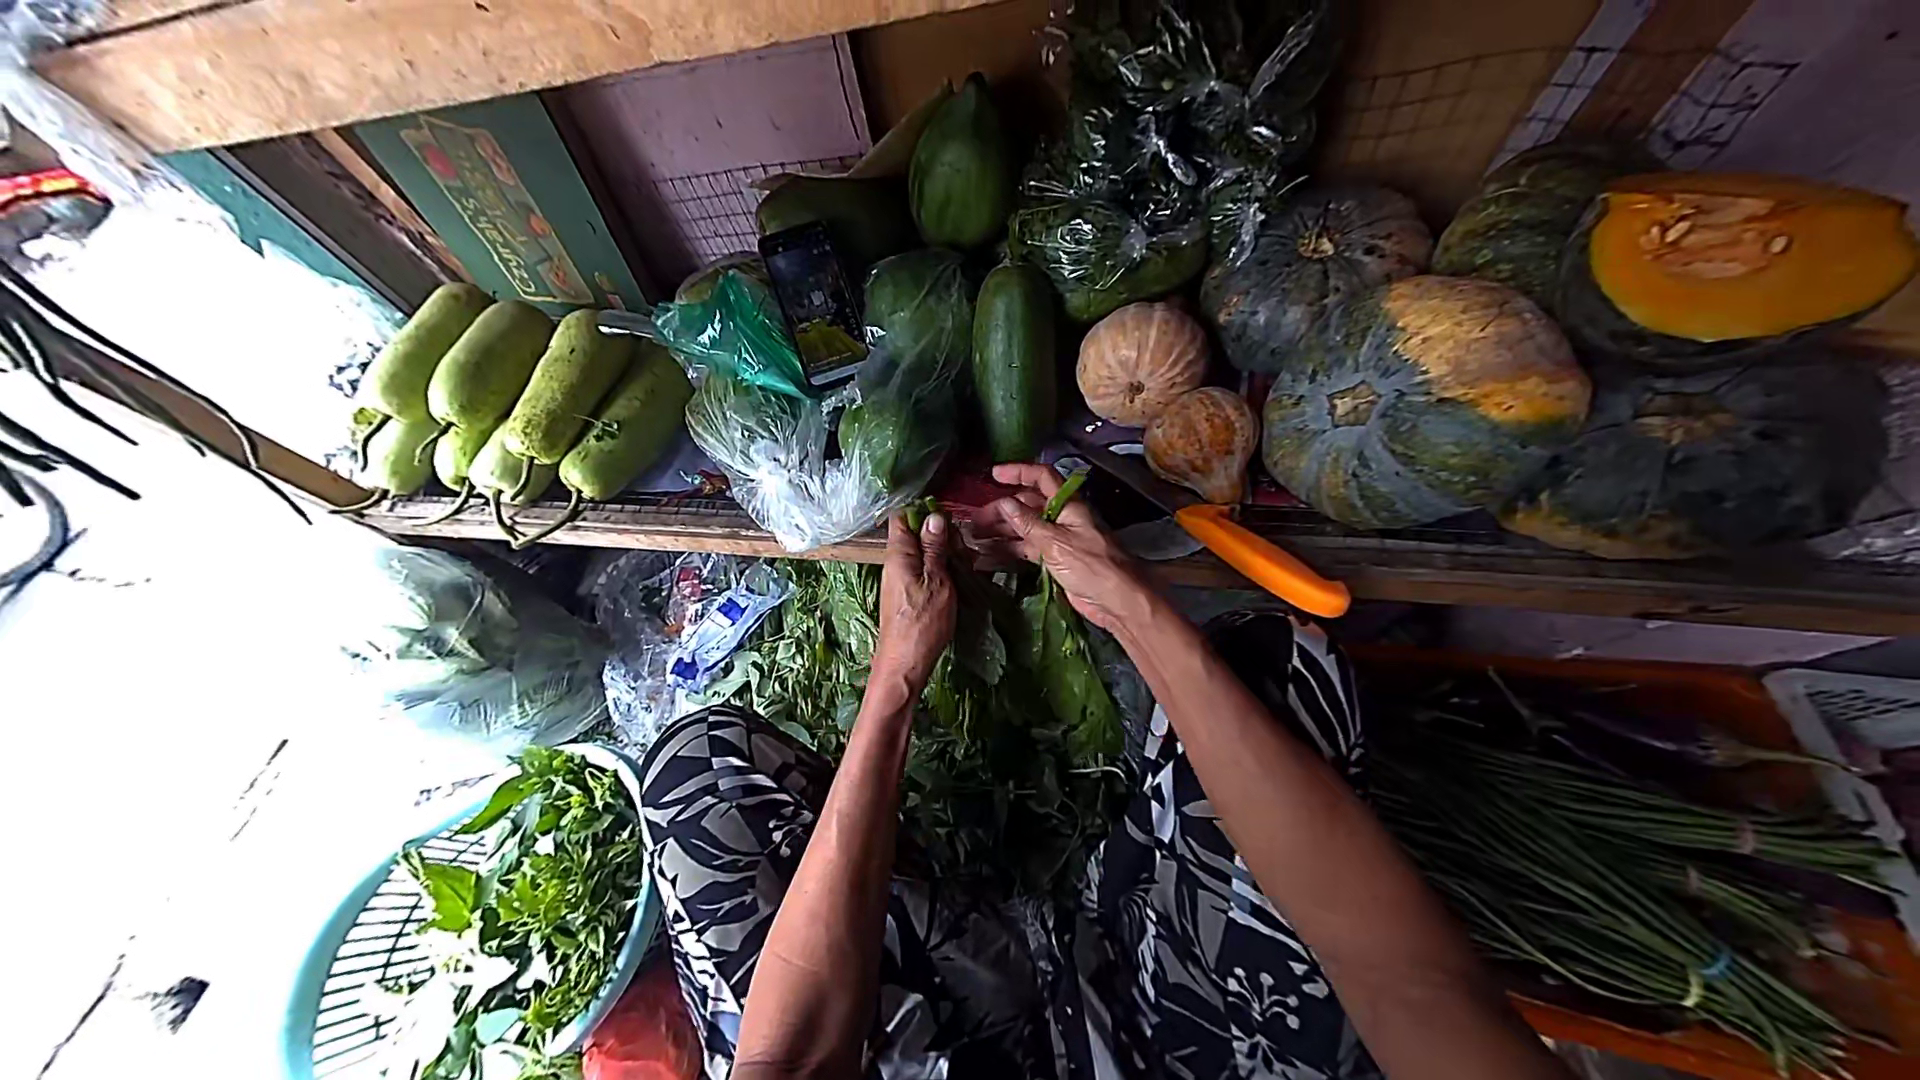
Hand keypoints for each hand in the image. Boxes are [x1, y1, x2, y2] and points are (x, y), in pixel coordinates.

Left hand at [869, 510, 956, 699]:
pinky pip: (923, 571)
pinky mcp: (907, 594)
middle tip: (963, 548)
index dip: (922, 510)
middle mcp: (895, 563)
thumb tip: (934, 516)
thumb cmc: (922, 623)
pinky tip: (958, 580)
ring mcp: (900, 579)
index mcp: (898, 554)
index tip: (948, 515)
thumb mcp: (936, 581)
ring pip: (922, 554)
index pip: (902, 516)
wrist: (905, 664)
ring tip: (966, 565)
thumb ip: (935, 549)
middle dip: (940, 535)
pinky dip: (941, 571)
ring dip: (944, 555)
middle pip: (915, 535)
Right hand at [970, 463, 1152, 634]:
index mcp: (1068, 505)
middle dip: (1001, 510)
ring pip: (1024, 529)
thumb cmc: (1091, 566)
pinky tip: (988, 558)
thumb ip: (1028, 523)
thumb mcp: (1056, 542)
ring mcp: (1058, 539)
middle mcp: (1062, 518)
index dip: (1018, 472)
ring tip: (975, 539)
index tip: (994, 475)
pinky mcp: (1055, 560)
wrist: (1115, 600)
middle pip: (1027, 505)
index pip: (1042, 477)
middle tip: (975, 521)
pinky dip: (1009, 552)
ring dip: (1000, 532)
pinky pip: (1027, 550)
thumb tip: (1005, 503)